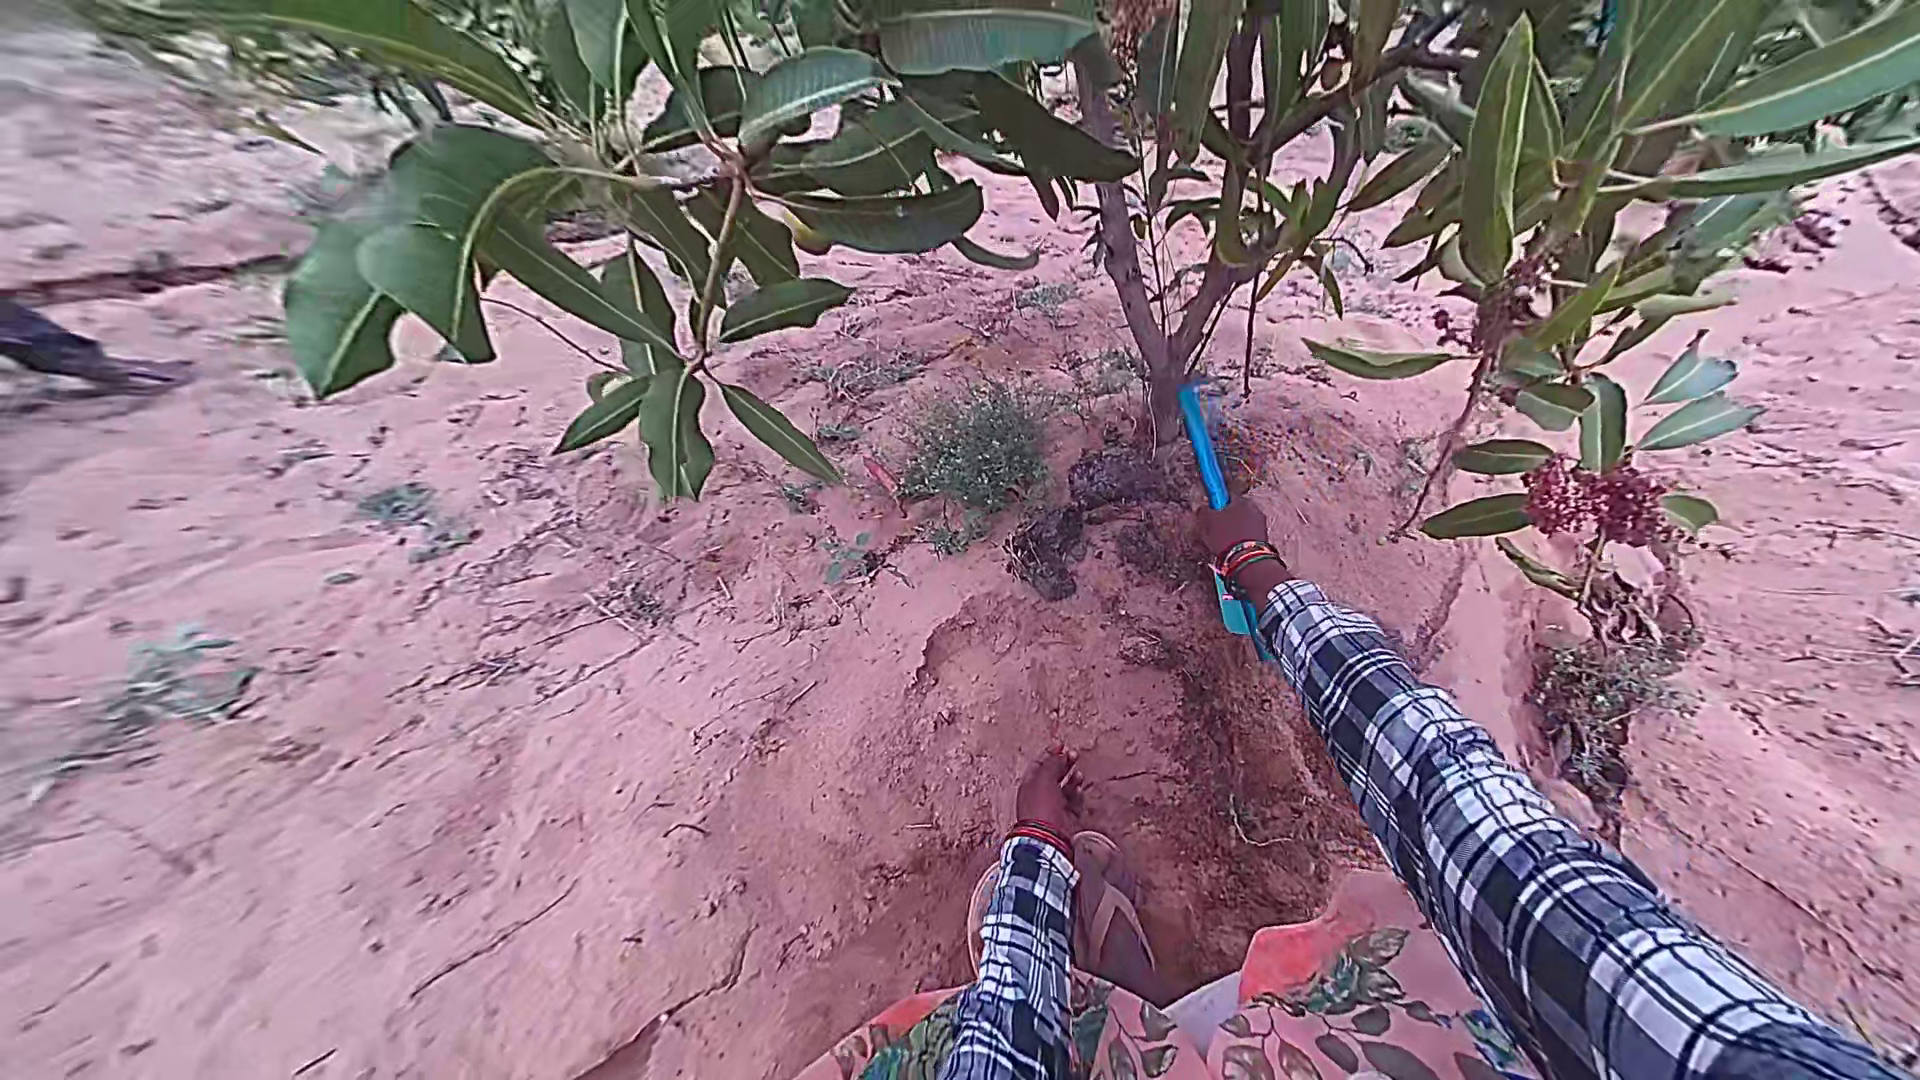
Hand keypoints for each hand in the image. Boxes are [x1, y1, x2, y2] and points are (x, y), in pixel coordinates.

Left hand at [1015, 749, 1080, 835]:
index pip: (1039, 764)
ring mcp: (1052, 807)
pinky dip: (1076, 794)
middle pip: (1053, 775)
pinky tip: (1079, 789)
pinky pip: (1072, 803)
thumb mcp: (1044, 779)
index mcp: (1029, 783)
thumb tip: (1060, 755)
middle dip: (1063, 764)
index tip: (1061, 745)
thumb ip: (1052, 764)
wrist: (1049, 838)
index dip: (1050, 753)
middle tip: (1074, 755)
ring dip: (1071, 779)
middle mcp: (1040, 795)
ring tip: (1078, 773)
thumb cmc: (1041, 808)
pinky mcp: (1065, 818)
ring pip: (1064, 788)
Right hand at [1198, 500, 1269, 560]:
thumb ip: (1203, 510)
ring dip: (1232, 530)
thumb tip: (1203, 508)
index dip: (1216, 502)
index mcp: (1242, 501)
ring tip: (1219, 541)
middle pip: (1236, 510)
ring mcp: (1260, 526)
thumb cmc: (1226, 537)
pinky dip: (1238, 540)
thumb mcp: (1206, 521)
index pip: (1227, 496)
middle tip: (1212, 528)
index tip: (1209, 510)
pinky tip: (1229, 548)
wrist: (1246, 560)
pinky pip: (1246, 536)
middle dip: (1225, 518)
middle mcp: (1255, 510)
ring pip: (1241, 524)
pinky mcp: (1262, 540)